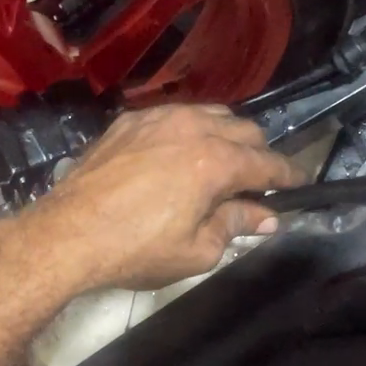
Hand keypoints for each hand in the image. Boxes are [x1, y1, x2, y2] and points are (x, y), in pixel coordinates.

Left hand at [7, 104, 301, 292]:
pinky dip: (188, 131)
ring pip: (209, 114)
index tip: (298, 183)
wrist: (67, 234)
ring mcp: (157, 119)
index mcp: (215, 161)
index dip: (288, 175)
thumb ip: (235, 226)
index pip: (267, 163)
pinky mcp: (128, 122)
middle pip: (244, 129)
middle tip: (255, 182)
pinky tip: (178, 153)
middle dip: (258, 153)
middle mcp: (191, 128)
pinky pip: (173, 116)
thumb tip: (265, 216)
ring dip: (225, 135)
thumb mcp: (196, 251)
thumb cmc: (135, 250)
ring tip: (220, 162)